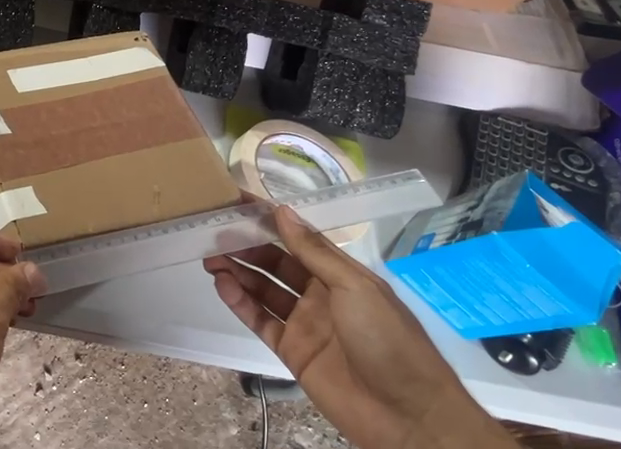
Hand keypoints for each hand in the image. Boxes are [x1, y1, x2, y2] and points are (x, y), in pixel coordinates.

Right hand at [204, 207, 516, 448]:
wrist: (410, 418)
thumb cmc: (390, 342)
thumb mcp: (356, 288)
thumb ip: (314, 252)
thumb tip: (280, 211)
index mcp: (341, 276)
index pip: (298, 239)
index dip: (269, 220)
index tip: (236, 201)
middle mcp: (319, 294)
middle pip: (274, 261)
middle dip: (245, 245)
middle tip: (213, 232)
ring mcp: (304, 323)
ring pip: (261, 288)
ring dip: (237, 270)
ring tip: (210, 259)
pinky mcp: (290, 350)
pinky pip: (258, 319)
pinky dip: (239, 301)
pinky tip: (223, 285)